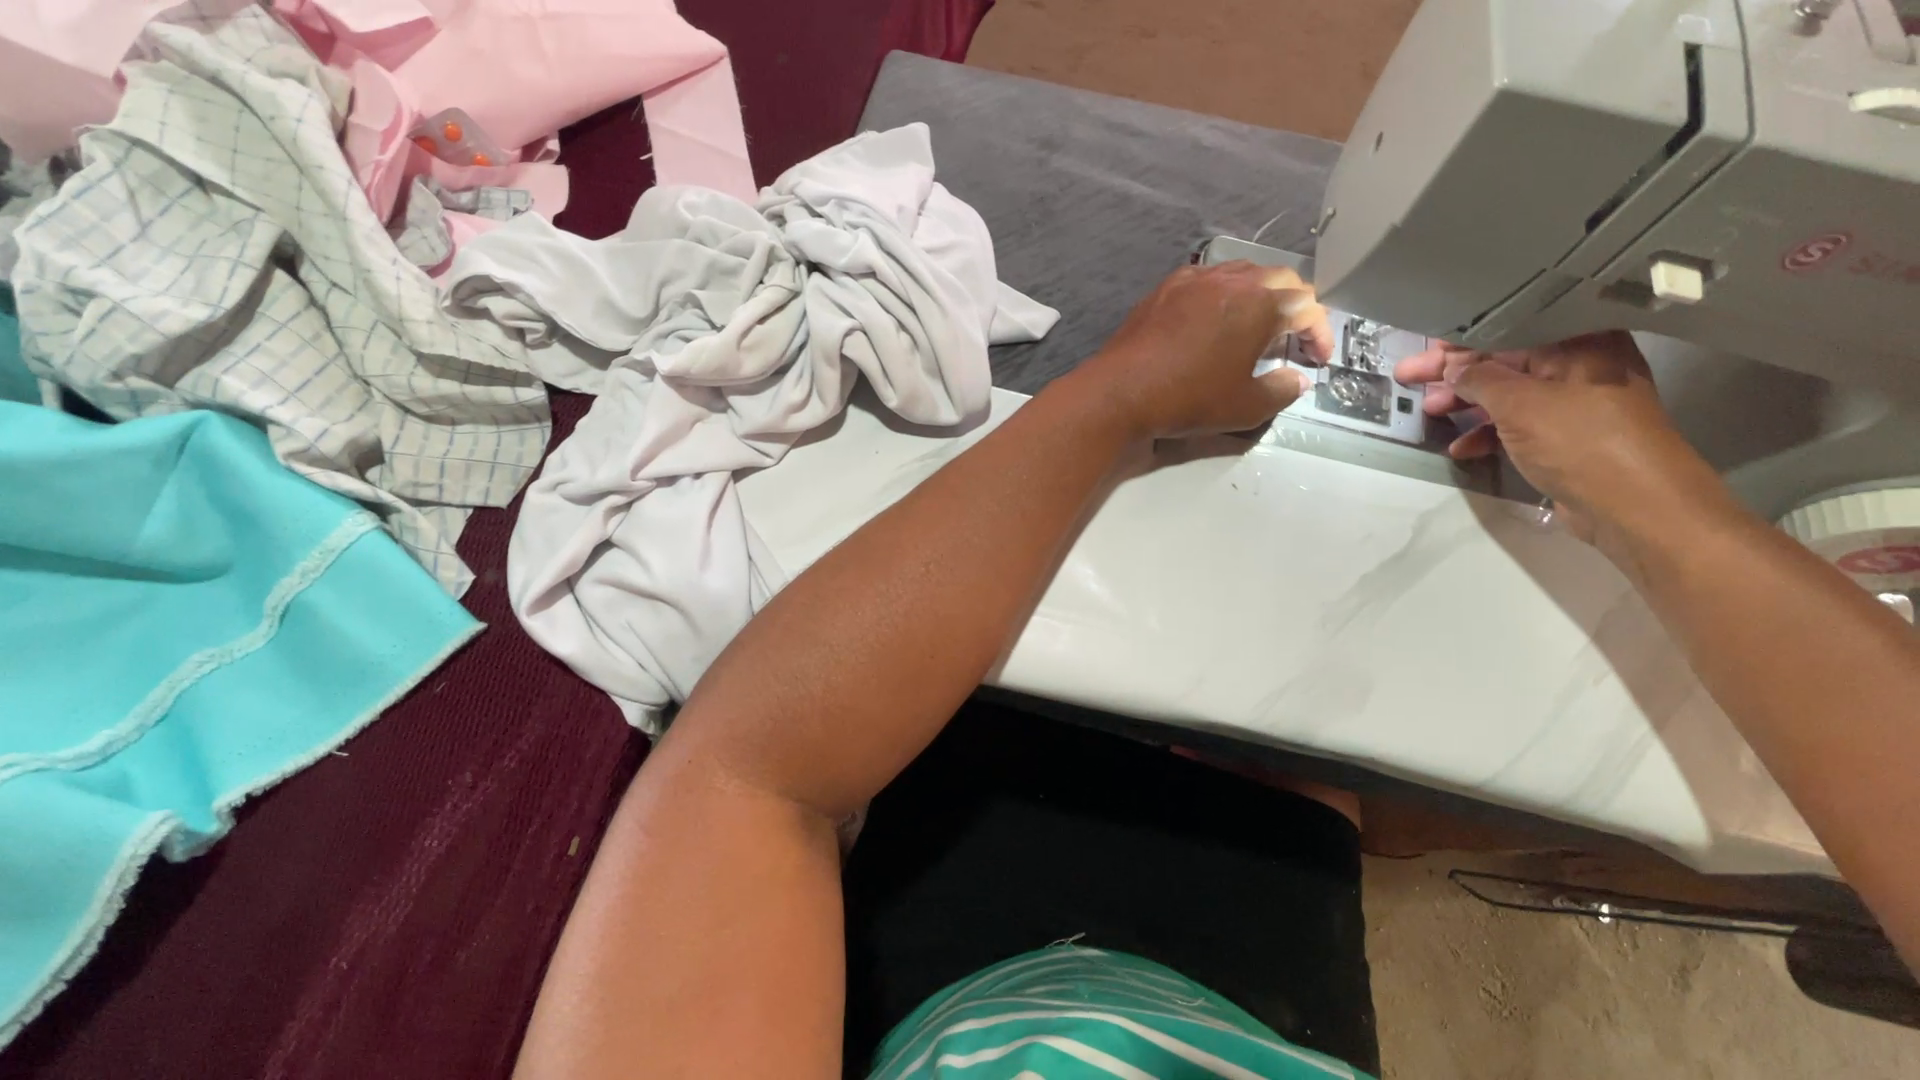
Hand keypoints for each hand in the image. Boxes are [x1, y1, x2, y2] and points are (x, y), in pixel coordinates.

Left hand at [1078, 261, 1332, 439]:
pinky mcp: (1167, 287)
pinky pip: (1209, 280)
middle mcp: (1232, 279)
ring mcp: (1196, 278)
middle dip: (1295, 309)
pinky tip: (1216, 321)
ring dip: (1260, 297)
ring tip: (1257, 329)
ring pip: (1244, 274)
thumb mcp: (1246, 406)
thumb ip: (1281, 390)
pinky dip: (1225, 295)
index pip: (1308, 307)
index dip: (1320, 334)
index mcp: (1261, 302)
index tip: (1316, 361)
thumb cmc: (1189, 398)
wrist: (1120, 391)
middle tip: (1292, 341)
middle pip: (1280, 281)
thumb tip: (1296, 379)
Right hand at [1394, 332, 1729, 548]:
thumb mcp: (1519, 404)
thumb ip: (1479, 379)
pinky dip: (1488, 434)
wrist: (1634, 505)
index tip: (1425, 347)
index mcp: (1579, 343)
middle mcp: (1580, 367)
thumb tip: (1452, 369)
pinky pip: (1518, 426)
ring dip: (1466, 404)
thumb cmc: (1580, 440)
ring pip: (1508, 395)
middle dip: (1455, 372)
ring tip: (1428, 412)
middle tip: (1408, 377)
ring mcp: (1574, 404)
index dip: (1464, 338)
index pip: (1510, 328)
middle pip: (1505, 361)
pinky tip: (1461, 449)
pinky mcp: (1566, 438)